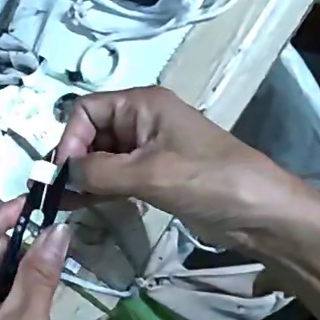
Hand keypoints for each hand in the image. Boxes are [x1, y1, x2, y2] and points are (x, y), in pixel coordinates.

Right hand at [53, 86, 319, 261]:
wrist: (264, 215)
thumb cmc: (209, 181)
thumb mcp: (149, 173)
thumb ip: (98, 171)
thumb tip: (60, 174)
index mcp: (142, 104)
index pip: (86, 111)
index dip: (69, 139)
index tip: (62, 174)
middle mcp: (140, 120)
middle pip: (90, 133)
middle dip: (72, 161)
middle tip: (55, 193)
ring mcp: (147, 148)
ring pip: (99, 157)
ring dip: (81, 178)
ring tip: (60, 204)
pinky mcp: (153, 174)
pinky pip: (114, 176)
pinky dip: (96, 188)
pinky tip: (79, 205)